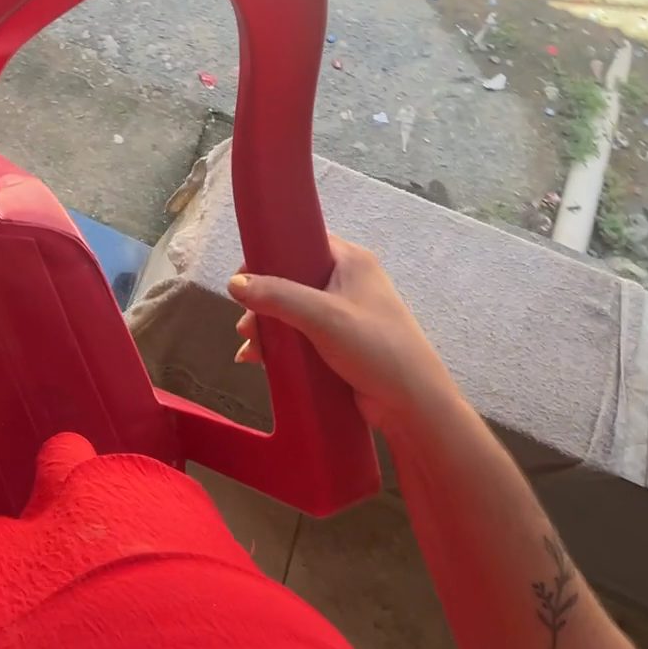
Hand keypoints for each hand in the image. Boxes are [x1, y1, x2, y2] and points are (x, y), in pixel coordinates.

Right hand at [229, 232, 459, 431]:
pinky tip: (259, 360)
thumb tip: (233, 284)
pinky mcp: (339, 342)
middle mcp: (347, 282)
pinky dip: (279, 343)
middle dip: (262, 301)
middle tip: (247, 324)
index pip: (301, 240)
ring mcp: (343, 314)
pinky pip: (299, 333)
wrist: (414, 408)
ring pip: (290, 309)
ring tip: (251, 348)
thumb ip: (276, 296)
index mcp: (351, 262)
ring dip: (266, 326)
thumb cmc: (376, 350)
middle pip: (289, 278)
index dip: (269, 254)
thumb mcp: (322, 317)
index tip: (243, 276)